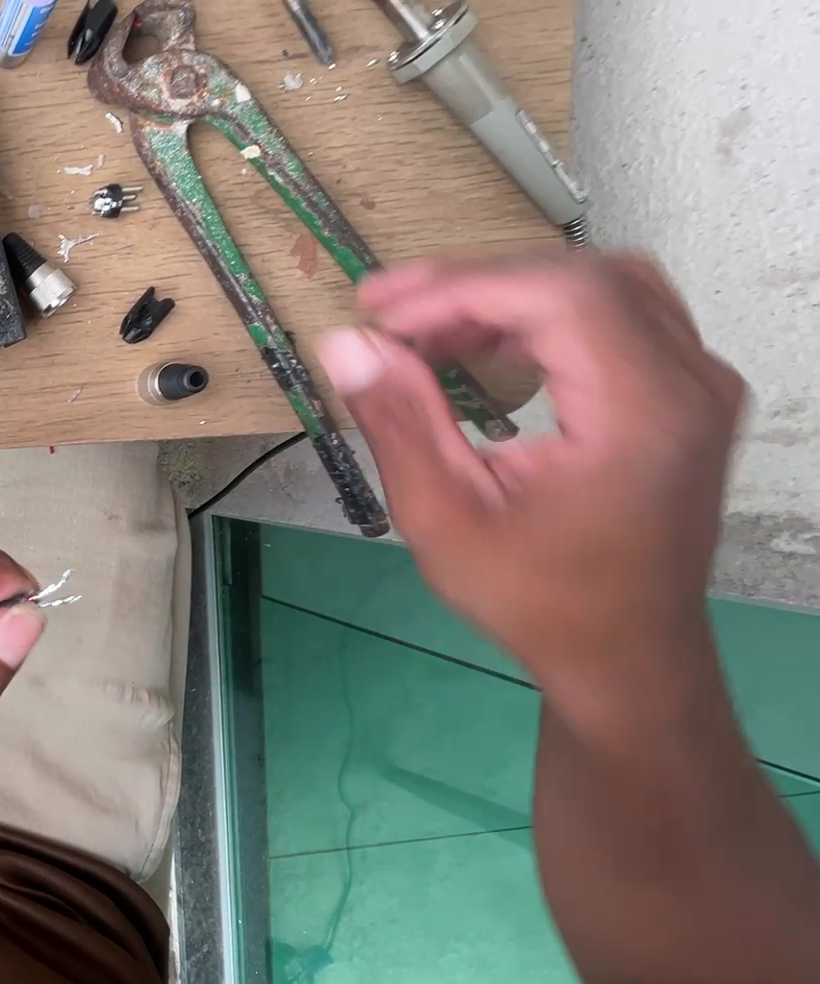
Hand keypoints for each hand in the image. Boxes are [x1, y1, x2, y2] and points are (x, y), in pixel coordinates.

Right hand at [316, 253, 745, 695]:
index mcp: (640, 411)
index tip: (375, 316)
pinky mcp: (677, 396)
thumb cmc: (530, 595)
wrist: (619, 650)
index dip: (457, 290)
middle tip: (383, 312)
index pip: (558, 296)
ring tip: (419, 330)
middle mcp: (687, 380)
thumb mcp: (440, 514)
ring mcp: (693, 385)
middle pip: (582, 277)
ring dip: (501, 296)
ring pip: (601, 288)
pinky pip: (611, 320)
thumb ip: (397, 421)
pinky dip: (534, 319)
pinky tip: (476, 350)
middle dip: (472, 283)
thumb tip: (346, 346)